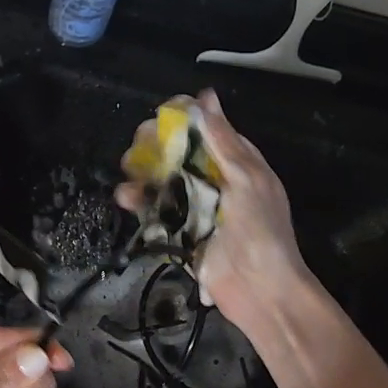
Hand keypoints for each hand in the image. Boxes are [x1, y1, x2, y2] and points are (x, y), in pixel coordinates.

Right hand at [118, 89, 319, 337]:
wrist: (260, 290)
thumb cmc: (261, 230)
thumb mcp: (247, 178)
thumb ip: (223, 140)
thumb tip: (205, 97)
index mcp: (236, 162)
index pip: (205, 128)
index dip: (183, 118)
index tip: (163, 114)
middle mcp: (212, 179)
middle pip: (176, 151)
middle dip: (155, 144)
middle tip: (141, 144)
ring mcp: (193, 205)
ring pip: (160, 178)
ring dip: (141, 170)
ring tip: (128, 167)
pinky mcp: (176, 230)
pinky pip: (153, 210)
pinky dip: (137, 200)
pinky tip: (125, 196)